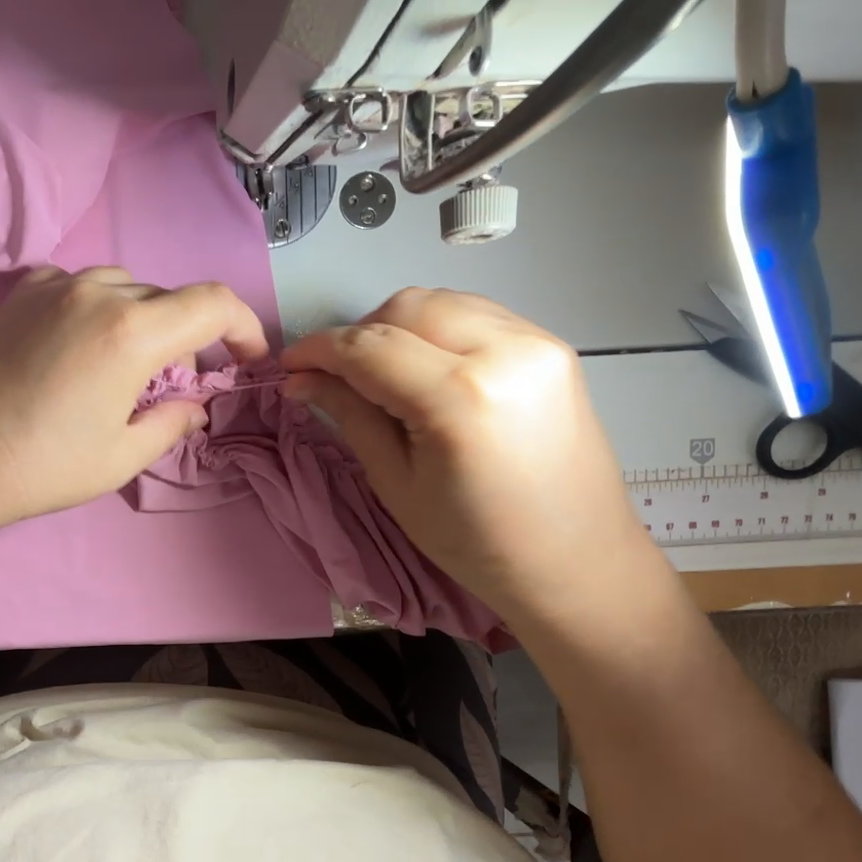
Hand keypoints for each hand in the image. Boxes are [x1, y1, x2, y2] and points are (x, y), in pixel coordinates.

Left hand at [0, 266, 269, 532]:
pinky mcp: (17, 295)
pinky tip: (80, 347)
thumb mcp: (120, 458)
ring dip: (142, 322)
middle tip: (175, 390)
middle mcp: (95, 293)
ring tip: (126, 371)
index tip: (248, 360)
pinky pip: (77, 286)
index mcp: (131, 332)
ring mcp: (51, 287)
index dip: (245, 328)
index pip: (212, 304)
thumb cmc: (40, 468)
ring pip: (123, 288)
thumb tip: (195, 406)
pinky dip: (97, 309)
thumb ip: (171, 424)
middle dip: (187, 341)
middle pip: (167, 299)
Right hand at [282, 288, 653, 624]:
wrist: (574, 559)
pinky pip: (476, 315)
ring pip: (441, 302)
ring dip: (396, 326)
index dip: (319, 350)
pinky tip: (424, 370)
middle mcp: (504, 352)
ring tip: (378, 374)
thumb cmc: (474, 540)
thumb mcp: (396, 484)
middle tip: (334, 377)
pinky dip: (436, 329)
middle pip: (405, 308)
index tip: (288, 366)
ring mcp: (536, 343)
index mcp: (460, 397)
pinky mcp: (551, 347)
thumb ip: (351, 416)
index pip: (371, 347)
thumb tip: (302, 380)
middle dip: (357, 334)